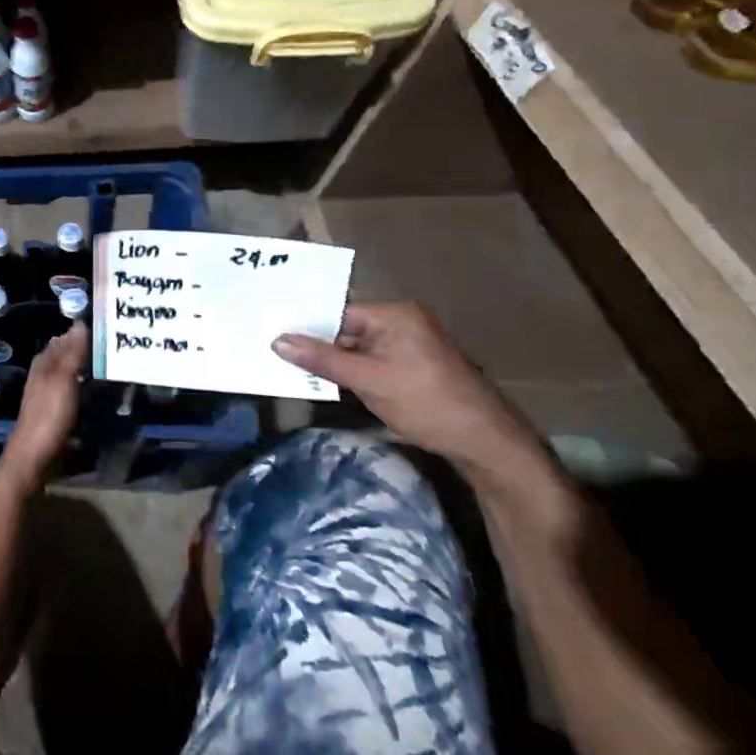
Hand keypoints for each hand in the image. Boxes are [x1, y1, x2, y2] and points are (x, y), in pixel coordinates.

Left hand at [0, 322, 87, 494]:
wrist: (34, 454)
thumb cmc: (49, 414)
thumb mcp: (63, 380)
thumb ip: (71, 353)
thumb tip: (79, 324)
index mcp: (42, 365)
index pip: (60, 341)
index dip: (76, 334)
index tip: (100, 326)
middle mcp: (41, 376)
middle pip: (60, 356)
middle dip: (79, 348)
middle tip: (107, 344)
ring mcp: (45, 395)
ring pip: (64, 373)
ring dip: (80, 367)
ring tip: (104, 363)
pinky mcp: (52, 412)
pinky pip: (68, 390)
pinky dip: (79, 385)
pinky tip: (91, 390)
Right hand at [272, 301, 549, 480]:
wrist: (484, 443)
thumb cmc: (426, 403)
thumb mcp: (366, 379)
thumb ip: (320, 358)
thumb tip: (277, 340)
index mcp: (394, 315)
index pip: (336, 311)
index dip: (304, 325)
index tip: (270, 334)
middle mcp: (400, 322)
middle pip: (342, 328)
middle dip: (313, 344)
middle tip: (272, 352)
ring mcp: (405, 345)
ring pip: (351, 347)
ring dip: (327, 361)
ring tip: (288, 368)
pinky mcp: (407, 365)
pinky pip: (365, 360)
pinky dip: (345, 371)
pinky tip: (320, 381)